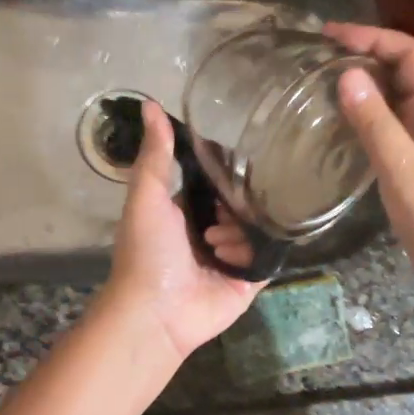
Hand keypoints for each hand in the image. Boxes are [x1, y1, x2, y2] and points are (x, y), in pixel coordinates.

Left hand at [98, 100, 262, 359]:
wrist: (156, 312)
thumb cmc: (147, 252)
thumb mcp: (146, 195)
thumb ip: (155, 154)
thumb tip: (150, 102)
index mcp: (185, 210)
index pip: (216, 181)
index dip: (225, 169)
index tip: (240, 153)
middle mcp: (210, 230)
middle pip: (241, 202)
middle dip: (236, 202)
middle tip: (224, 208)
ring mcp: (232, 256)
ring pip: (256, 227)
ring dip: (237, 230)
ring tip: (218, 243)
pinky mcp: (249, 279)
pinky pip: (267, 255)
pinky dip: (252, 252)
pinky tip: (234, 255)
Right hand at [328, 23, 413, 296]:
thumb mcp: (402, 170)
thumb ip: (375, 123)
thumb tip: (347, 75)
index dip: (375, 37)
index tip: (332, 35)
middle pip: (408, 68)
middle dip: (368, 52)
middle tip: (321, 52)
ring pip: (401, 93)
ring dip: (369, 79)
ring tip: (326, 75)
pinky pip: (396, 118)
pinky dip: (371, 108)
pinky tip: (345, 114)